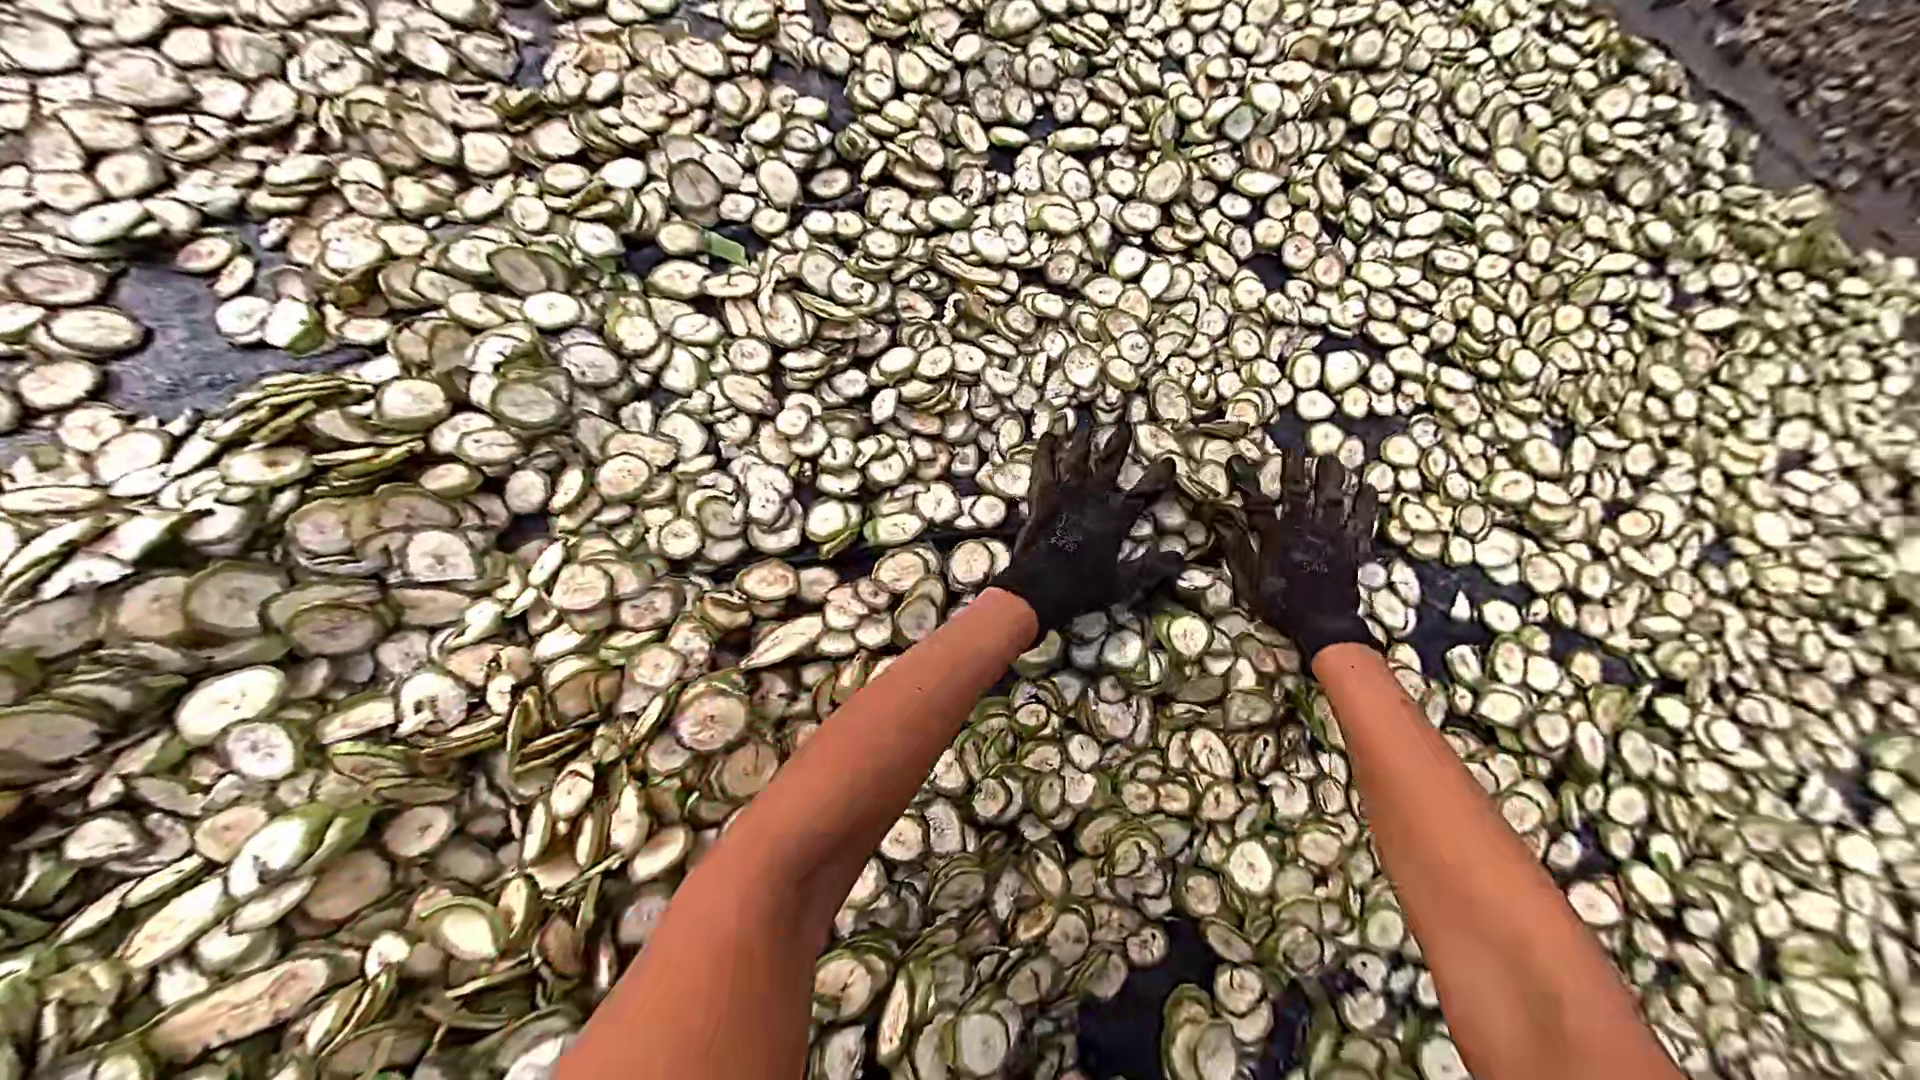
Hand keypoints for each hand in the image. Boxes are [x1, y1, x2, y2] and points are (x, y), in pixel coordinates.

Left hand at [989, 419, 1181, 638]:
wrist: (1041, 585)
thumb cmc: (1082, 587)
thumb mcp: (1123, 582)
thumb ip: (1151, 568)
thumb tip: (1180, 559)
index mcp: (1116, 519)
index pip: (1144, 492)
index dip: (1157, 477)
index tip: (1167, 462)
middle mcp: (1093, 498)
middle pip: (1109, 465)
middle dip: (1119, 444)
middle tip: (1124, 427)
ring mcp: (1066, 494)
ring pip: (1077, 459)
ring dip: (1082, 441)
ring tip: (1086, 425)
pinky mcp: (1042, 496)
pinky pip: (1044, 466)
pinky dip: (1046, 450)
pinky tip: (1048, 436)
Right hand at [1216, 450, 1379, 664]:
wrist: (1323, 624)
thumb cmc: (1281, 604)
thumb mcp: (1248, 579)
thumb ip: (1235, 546)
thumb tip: (1219, 517)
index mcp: (1278, 535)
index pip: (1259, 502)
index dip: (1247, 481)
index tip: (1239, 461)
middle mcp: (1306, 529)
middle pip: (1300, 492)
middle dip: (1295, 468)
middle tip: (1295, 449)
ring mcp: (1333, 536)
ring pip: (1334, 498)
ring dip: (1333, 477)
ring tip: (1332, 458)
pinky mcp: (1354, 548)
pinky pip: (1363, 521)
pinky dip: (1366, 504)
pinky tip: (1369, 488)